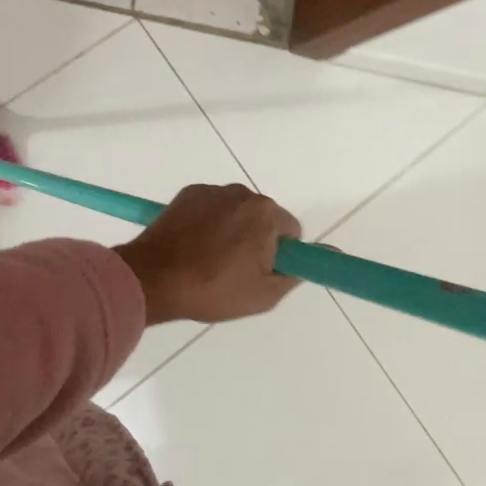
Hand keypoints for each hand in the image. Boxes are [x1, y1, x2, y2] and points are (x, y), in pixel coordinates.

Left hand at [115, 184, 302, 324]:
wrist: (153, 278)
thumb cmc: (213, 289)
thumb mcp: (264, 293)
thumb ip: (298, 271)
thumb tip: (332, 252)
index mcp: (265, 213)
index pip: (291, 232)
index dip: (280, 255)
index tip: (261, 273)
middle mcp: (240, 193)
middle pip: (262, 218)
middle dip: (254, 241)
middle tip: (234, 273)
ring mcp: (210, 191)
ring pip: (234, 212)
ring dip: (229, 231)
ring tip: (208, 262)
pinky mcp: (185, 194)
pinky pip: (209, 208)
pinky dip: (206, 224)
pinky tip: (191, 248)